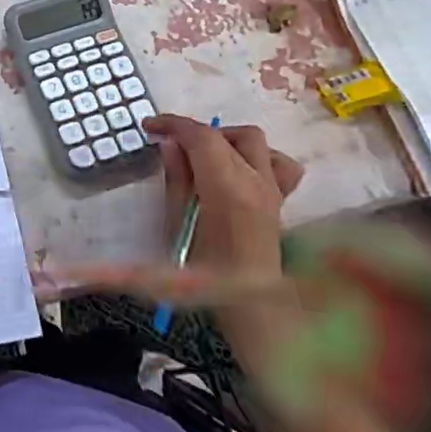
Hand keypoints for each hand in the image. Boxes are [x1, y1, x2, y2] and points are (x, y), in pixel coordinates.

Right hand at [156, 116, 303, 285]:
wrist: (250, 306)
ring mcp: (273, 189)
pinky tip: (238, 168)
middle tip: (169, 143)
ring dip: (225, 139)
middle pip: (226, 135)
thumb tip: (169, 146)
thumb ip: (175, 179)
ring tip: (202, 154)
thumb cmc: (204, 272)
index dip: (174, 125)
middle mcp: (256, 181)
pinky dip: (257, 155)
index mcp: (227, 188)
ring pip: (254, 142)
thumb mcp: (177, 224)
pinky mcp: (280, 199)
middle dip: (194, 131)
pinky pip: (278, 163)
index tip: (151, 127)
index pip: (202, 138)